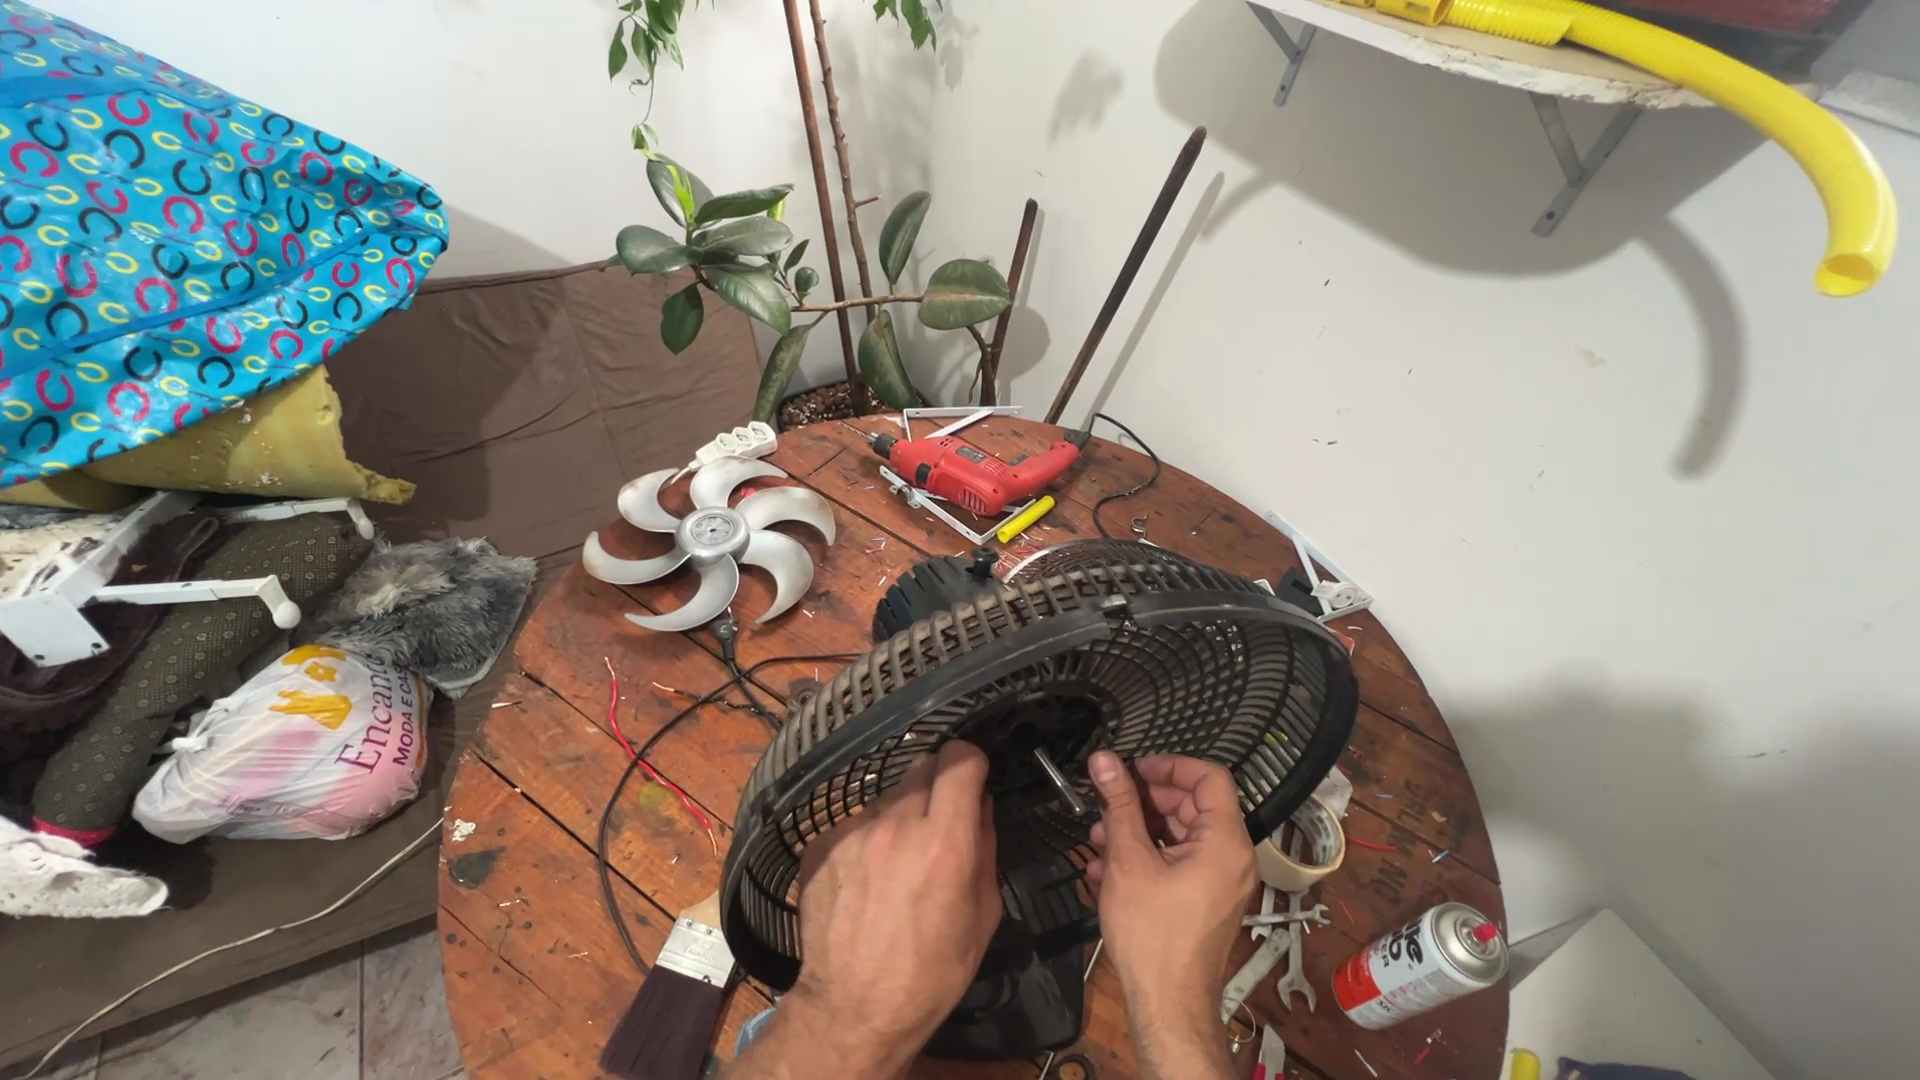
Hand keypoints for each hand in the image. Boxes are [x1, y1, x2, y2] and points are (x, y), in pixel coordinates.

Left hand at [777, 740, 1001, 1074]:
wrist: (851, 1012)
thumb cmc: (931, 973)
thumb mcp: (983, 916)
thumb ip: (985, 848)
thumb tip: (980, 806)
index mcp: (943, 842)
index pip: (959, 760)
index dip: (971, 761)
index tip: (974, 775)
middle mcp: (895, 825)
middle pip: (923, 766)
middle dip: (938, 786)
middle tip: (939, 821)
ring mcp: (852, 832)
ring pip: (887, 796)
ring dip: (901, 814)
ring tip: (898, 860)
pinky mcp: (820, 845)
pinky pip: (855, 823)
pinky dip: (868, 839)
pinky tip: (866, 878)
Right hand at [1085, 751, 1255, 1079]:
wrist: (1166, 1005)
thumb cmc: (1152, 932)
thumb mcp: (1129, 859)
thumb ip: (1119, 804)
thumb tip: (1104, 760)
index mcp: (1225, 842)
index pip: (1209, 778)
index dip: (1170, 765)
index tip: (1133, 769)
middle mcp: (1231, 857)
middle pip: (1191, 805)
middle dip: (1144, 800)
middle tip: (1107, 801)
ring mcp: (1220, 880)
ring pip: (1178, 834)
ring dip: (1137, 828)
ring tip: (1097, 836)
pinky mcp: (1204, 898)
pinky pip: (1177, 860)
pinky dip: (1145, 855)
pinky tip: (1105, 867)